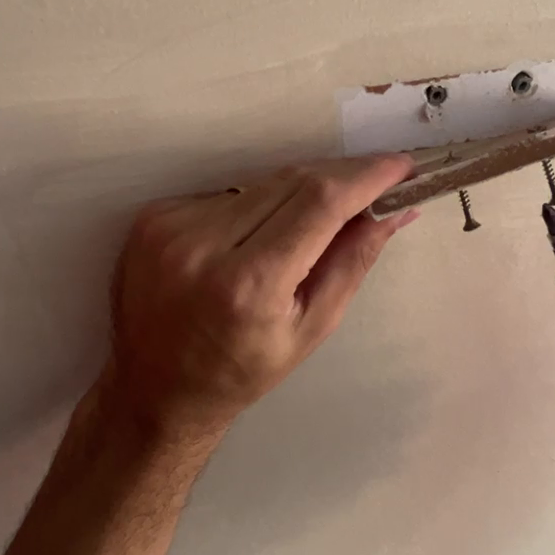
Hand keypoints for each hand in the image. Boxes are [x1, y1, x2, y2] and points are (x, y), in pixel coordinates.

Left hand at [100, 155, 418, 446]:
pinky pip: (227, 194)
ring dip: (301, 190)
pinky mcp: (154, 216)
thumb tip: (396, 211)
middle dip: (343, 175)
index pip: (320, 204)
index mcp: (249, 284)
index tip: (401, 165)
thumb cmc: (241, 372)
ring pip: (261, 184)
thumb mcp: (311, 329)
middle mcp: (204, 245)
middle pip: (293, 181)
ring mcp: (172, 226)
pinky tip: (258, 237)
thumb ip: (352, 263)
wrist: (153, 389)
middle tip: (378, 179)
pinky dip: (257, 205)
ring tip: (319, 217)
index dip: (366, 176)